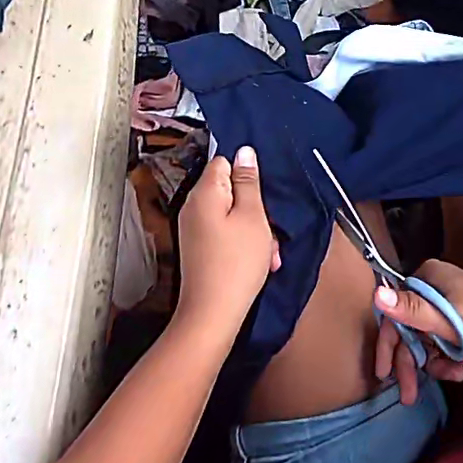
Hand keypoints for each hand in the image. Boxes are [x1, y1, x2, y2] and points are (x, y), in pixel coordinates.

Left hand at [175, 146, 278, 338]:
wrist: (214, 311)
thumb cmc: (237, 262)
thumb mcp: (253, 217)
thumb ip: (248, 182)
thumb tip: (244, 151)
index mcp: (205, 193)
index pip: (225, 162)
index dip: (247, 174)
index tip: (264, 195)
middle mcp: (193, 207)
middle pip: (230, 189)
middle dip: (255, 206)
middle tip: (269, 228)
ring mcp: (194, 228)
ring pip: (232, 213)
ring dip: (255, 227)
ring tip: (267, 250)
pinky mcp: (200, 246)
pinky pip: (226, 232)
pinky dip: (244, 241)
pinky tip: (259, 260)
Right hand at [374, 260, 462, 401]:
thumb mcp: (448, 322)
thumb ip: (412, 311)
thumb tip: (375, 294)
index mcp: (433, 278)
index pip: (395, 308)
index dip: (389, 341)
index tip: (384, 372)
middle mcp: (438, 288)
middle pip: (408, 328)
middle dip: (410, 361)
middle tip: (407, 394)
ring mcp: (449, 308)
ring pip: (423, 341)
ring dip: (432, 363)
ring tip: (451, 376)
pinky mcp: (459, 326)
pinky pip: (439, 346)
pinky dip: (445, 361)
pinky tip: (460, 371)